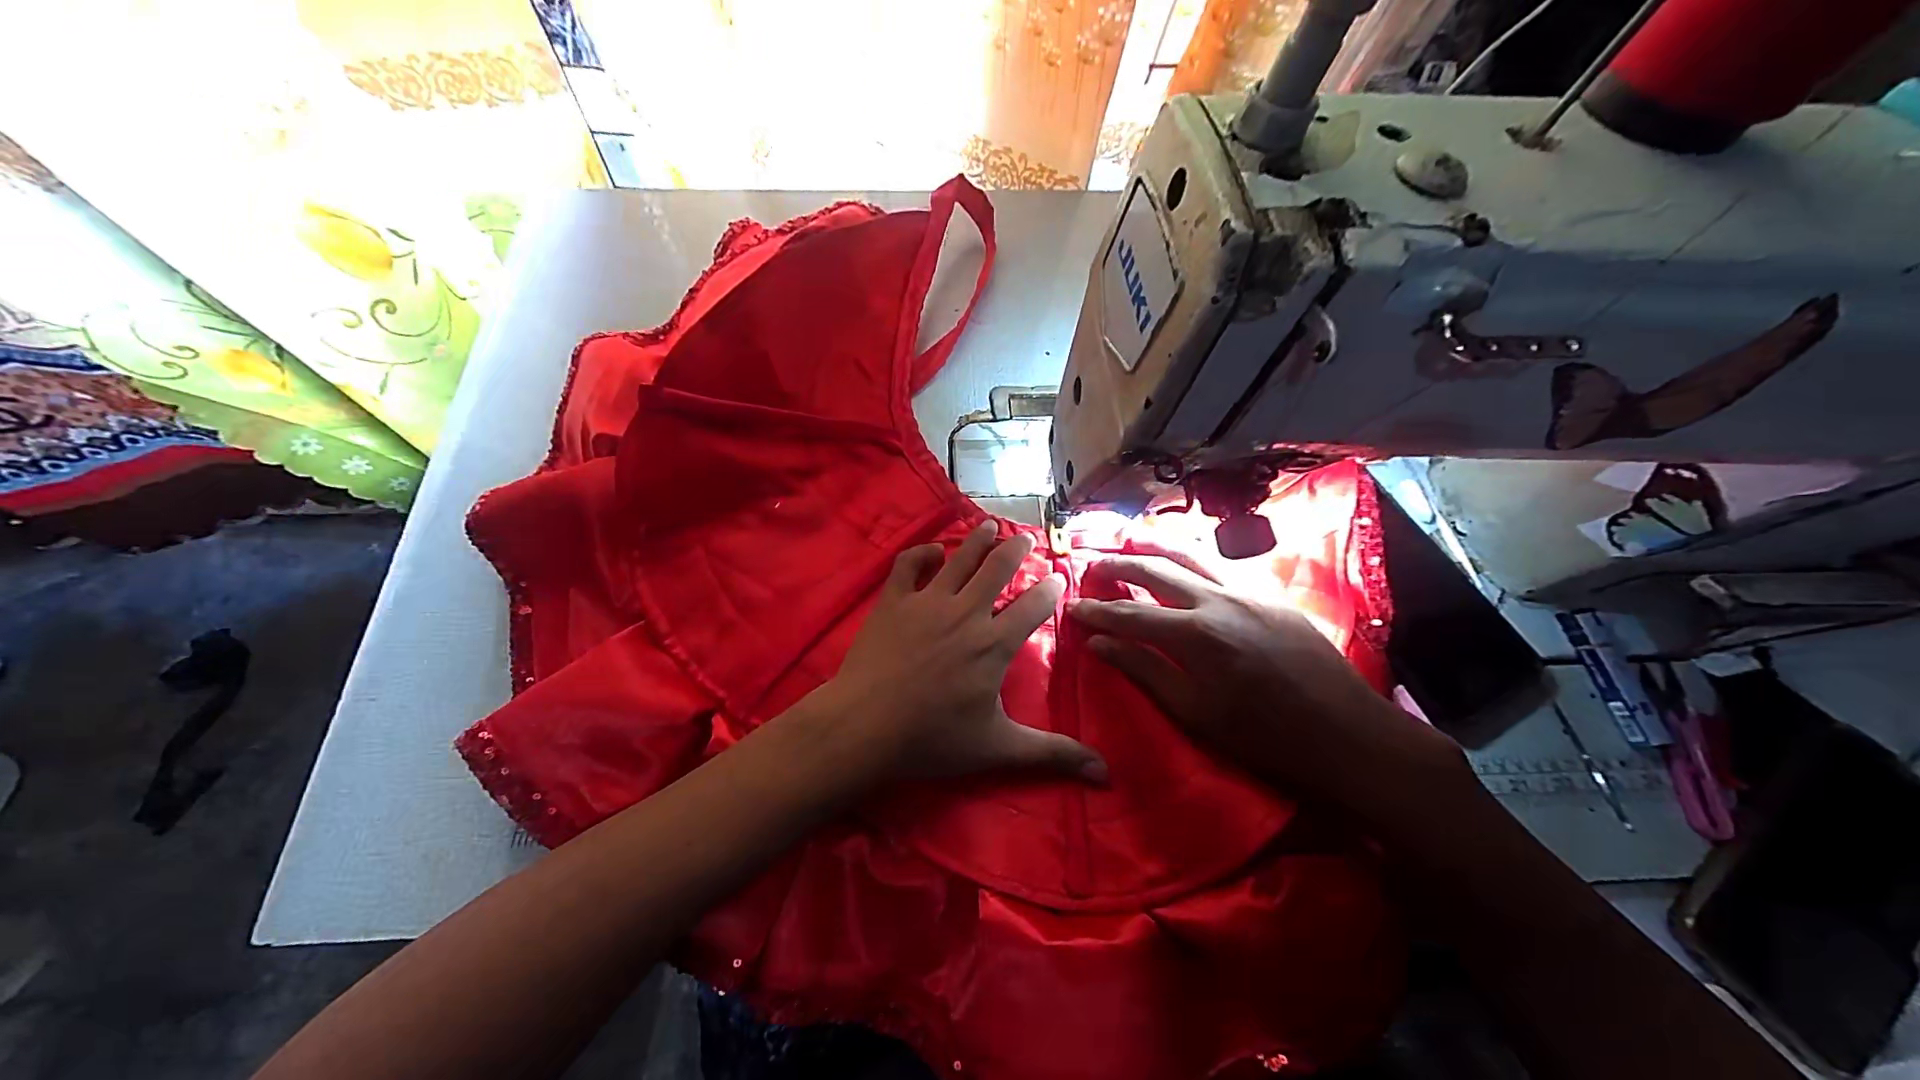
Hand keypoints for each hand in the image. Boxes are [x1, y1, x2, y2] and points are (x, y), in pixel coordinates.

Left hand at [819, 521, 1106, 784]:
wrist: (864, 725)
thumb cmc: (933, 738)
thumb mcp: (999, 748)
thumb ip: (1052, 754)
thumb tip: (1105, 774)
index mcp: (994, 643)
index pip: (1033, 605)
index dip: (1050, 588)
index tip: (1058, 577)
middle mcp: (966, 612)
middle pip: (998, 567)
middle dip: (1017, 549)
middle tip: (1027, 538)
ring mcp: (927, 602)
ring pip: (959, 558)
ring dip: (977, 539)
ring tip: (989, 524)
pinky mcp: (893, 601)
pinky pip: (908, 564)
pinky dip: (922, 553)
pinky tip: (932, 551)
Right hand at [1067, 555, 1469, 833]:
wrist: (1348, 735)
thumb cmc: (1264, 737)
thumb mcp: (1194, 712)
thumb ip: (1144, 670)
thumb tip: (1099, 643)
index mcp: (1194, 633)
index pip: (1130, 614)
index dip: (1097, 610)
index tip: (1072, 607)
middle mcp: (1218, 600)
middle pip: (1156, 569)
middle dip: (1119, 566)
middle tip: (1092, 567)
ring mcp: (1249, 593)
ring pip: (1191, 556)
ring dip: (1154, 550)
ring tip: (1128, 546)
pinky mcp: (1273, 597)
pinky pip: (1222, 569)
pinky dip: (1192, 562)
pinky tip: (1185, 568)